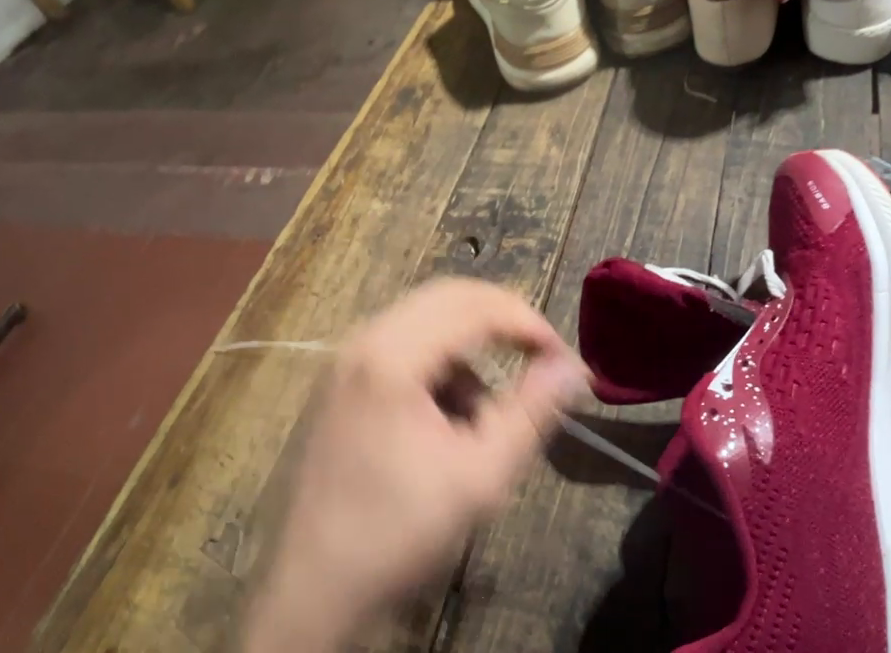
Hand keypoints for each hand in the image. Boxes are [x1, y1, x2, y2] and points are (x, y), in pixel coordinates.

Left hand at [244, 279, 588, 652]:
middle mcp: (364, 340)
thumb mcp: (481, 477)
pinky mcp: (343, 382)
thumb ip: (533, 413)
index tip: (564, 358)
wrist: (315, 592)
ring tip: (489, 414)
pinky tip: (450, 422)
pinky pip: (405, 346)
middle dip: (502, 324)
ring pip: (428, 320)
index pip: (475, 306)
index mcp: (392, 355)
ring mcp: (347, 359)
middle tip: (541, 362)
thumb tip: (575, 366)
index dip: (528, 323)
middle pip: (449, 298)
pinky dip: (441, 367)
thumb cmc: (399, 533)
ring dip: (471, 349)